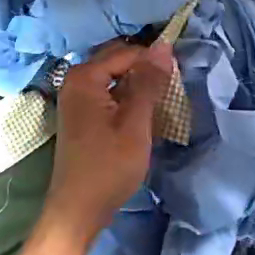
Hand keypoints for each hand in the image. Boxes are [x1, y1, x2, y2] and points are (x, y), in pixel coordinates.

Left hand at [46, 41, 174, 241]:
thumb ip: (148, 83)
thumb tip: (163, 46)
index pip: (127, 52)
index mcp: (84, 76)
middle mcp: (74, 80)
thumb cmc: (108, 166)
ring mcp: (75, 98)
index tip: (180, 75)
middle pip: (117, 62)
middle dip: (145, 71)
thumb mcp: (135, 123)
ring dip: (137, 87)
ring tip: (162, 101)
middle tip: (172, 88)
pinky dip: (126, 100)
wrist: (78, 208)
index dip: (154, 60)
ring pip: (114, 79)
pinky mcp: (80, 115)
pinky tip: (144, 115)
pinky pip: (107, 95)